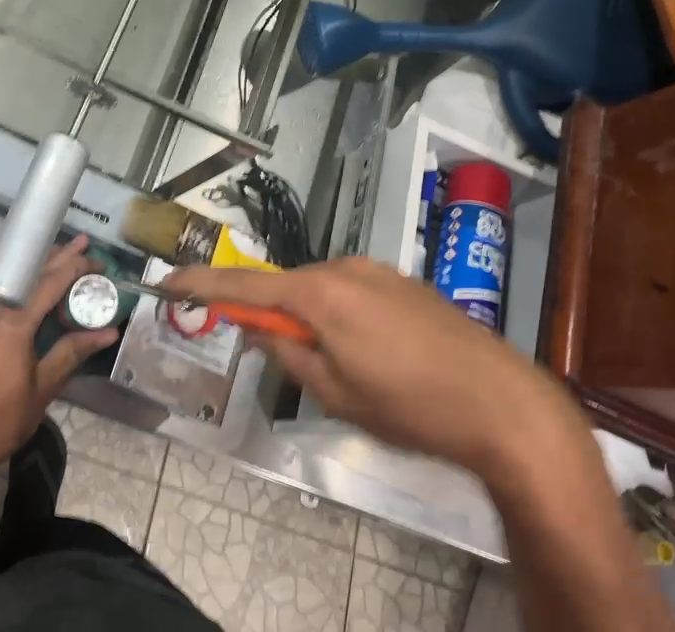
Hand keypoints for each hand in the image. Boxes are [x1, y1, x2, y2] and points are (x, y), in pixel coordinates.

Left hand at [0, 236, 119, 480]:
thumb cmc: (2, 420)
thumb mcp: (44, 387)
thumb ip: (72, 352)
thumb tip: (107, 331)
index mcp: (12, 324)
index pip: (48, 283)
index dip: (75, 268)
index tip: (99, 262)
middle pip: (29, 277)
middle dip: (58, 259)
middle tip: (85, 244)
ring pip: (16, 288)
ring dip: (41, 276)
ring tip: (68, 264)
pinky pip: (5, 303)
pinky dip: (27, 294)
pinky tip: (42, 300)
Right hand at [164, 258, 587, 478]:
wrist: (508, 406)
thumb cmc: (411, 406)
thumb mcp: (335, 393)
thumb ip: (287, 354)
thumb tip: (259, 330)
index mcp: (320, 292)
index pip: (243, 284)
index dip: (201, 284)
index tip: (166, 283)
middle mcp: (346, 268)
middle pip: (284, 285)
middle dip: (268, 312)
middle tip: (270, 352)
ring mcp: (380, 272)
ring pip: (320, 291)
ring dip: (309, 318)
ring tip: (337, 368)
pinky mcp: (407, 284)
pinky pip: (351, 293)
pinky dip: (339, 316)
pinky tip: (369, 355)